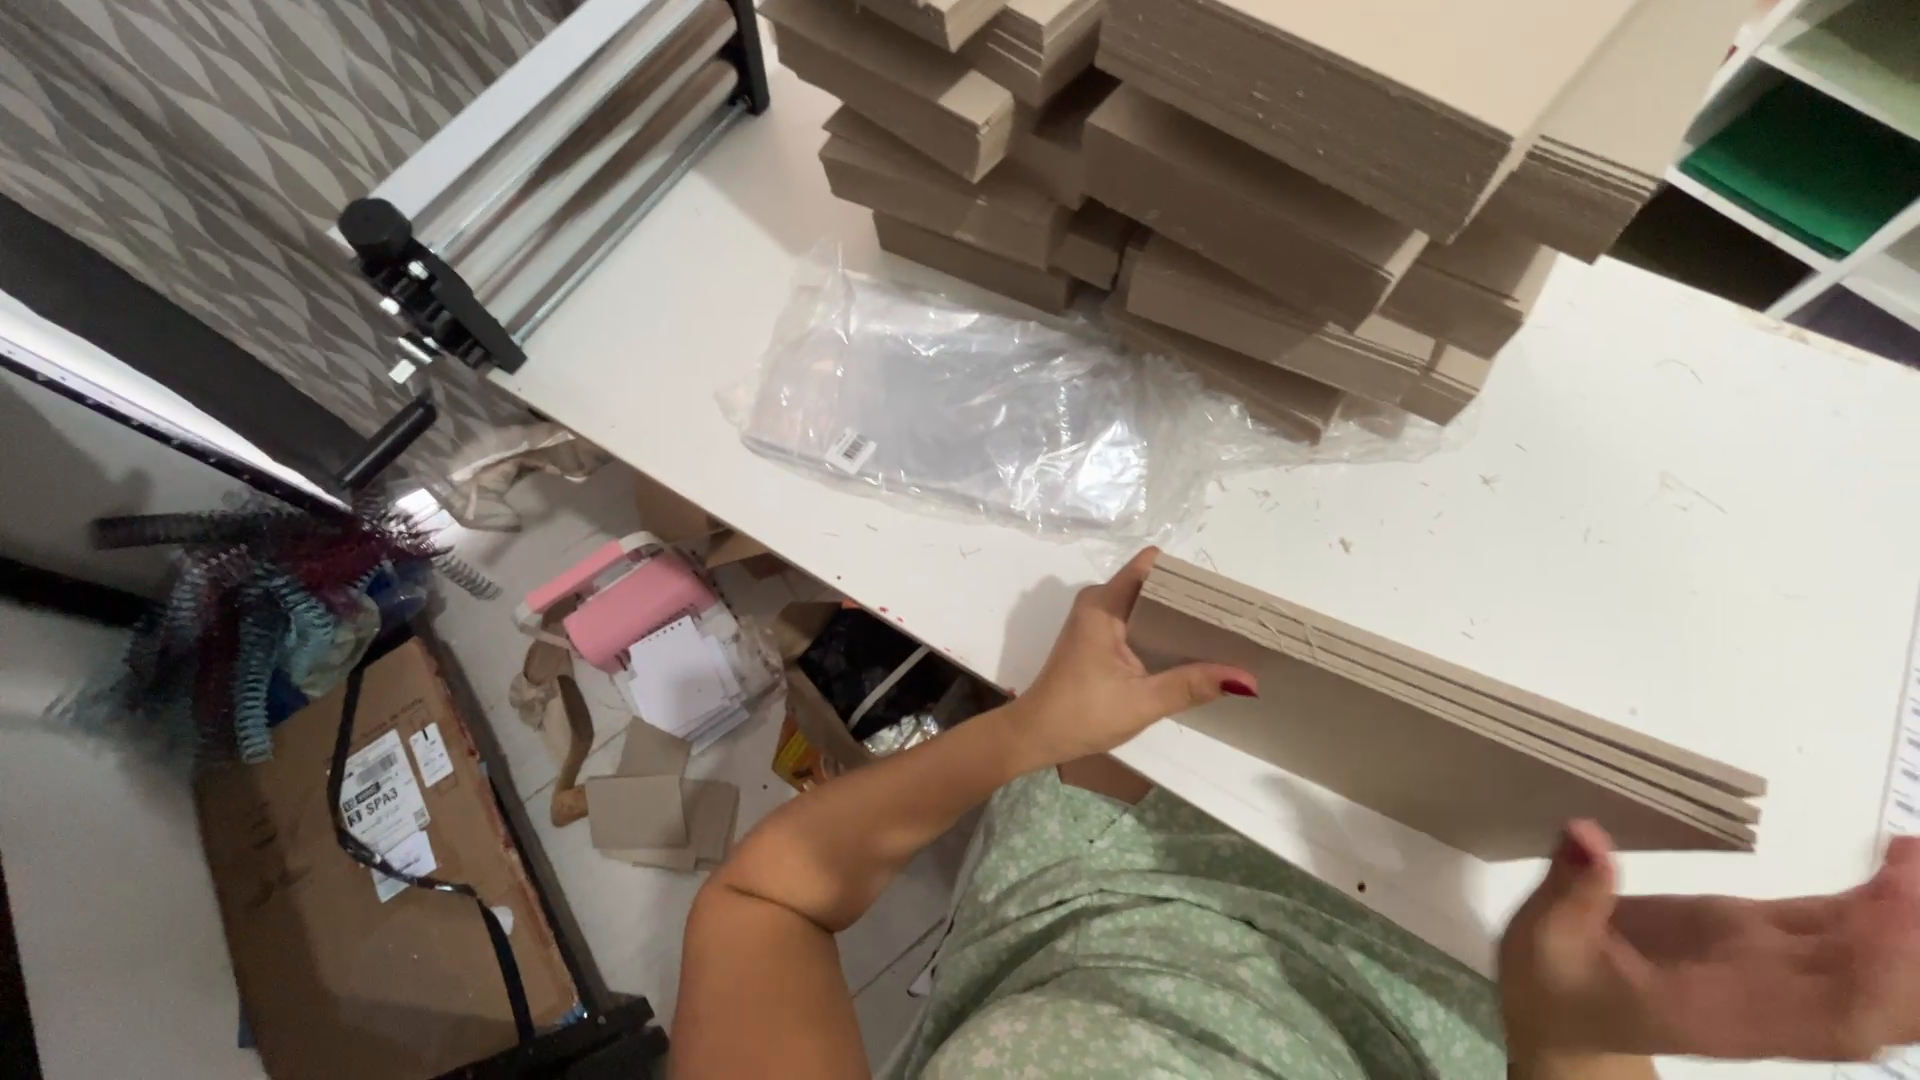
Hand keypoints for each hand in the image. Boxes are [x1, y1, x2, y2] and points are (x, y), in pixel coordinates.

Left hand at [1003, 547, 1256, 768]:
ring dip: (1179, 620)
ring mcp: (1098, 621)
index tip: (1223, 593)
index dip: (1186, 575)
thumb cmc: (1081, 715)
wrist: (1035, 736)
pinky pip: (1140, 624)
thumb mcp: (1142, 701)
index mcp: (1103, 604)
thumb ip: (1192, 685)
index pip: (1150, 566)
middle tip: (1235, 619)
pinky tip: (1193, 652)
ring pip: (1148, 606)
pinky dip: (1164, 635)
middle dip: (1191, 600)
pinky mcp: (1100, 639)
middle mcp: (1099, 603)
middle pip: (1153, 585)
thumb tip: (1247, 679)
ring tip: (1224, 634)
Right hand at [1499, 819, 1919, 1062]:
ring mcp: (1768, 971)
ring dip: (1908, 922)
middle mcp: (1767, 1003)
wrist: (1563, 1019)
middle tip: (1914, 866)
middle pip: (1881, 999)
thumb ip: (1571, 891)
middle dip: (1911, 942)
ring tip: (1913, 854)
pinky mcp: (1756, 940)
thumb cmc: (1550, 982)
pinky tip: (1899, 866)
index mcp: (1720, 1013)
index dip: (1876, 970)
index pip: (1834, 1013)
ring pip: (1875, 968)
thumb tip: (1586, 834)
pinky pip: (1838, 934)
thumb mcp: (1544, 937)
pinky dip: (1881, 907)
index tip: (1890, 908)